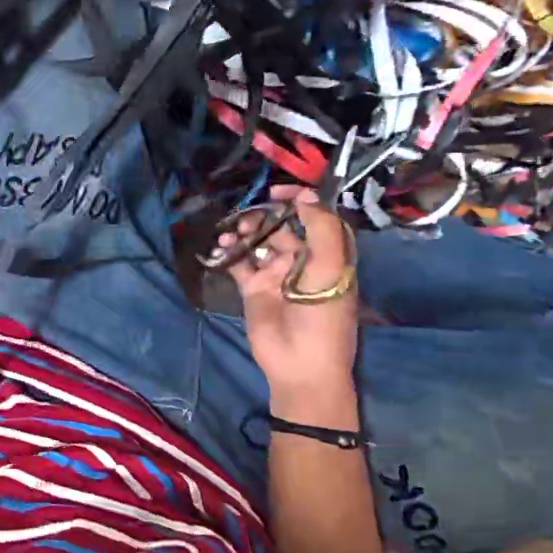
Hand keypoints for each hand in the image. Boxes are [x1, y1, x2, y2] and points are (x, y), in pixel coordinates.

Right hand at [218, 185, 358, 406]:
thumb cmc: (322, 314)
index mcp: (328, 257)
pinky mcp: (252, 289)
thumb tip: (304, 197)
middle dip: (265, 217)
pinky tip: (222, 247)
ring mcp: (275, 276)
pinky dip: (229, 253)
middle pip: (282, 229)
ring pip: (258, 244)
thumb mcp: (330, 267)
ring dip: (245, 233)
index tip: (279, 191)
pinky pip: (239, 263)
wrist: (300, 361)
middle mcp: (301, 263)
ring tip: (233, 233)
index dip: (301, 201)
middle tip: (249, 216)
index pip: (316, 219)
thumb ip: (320, 228)